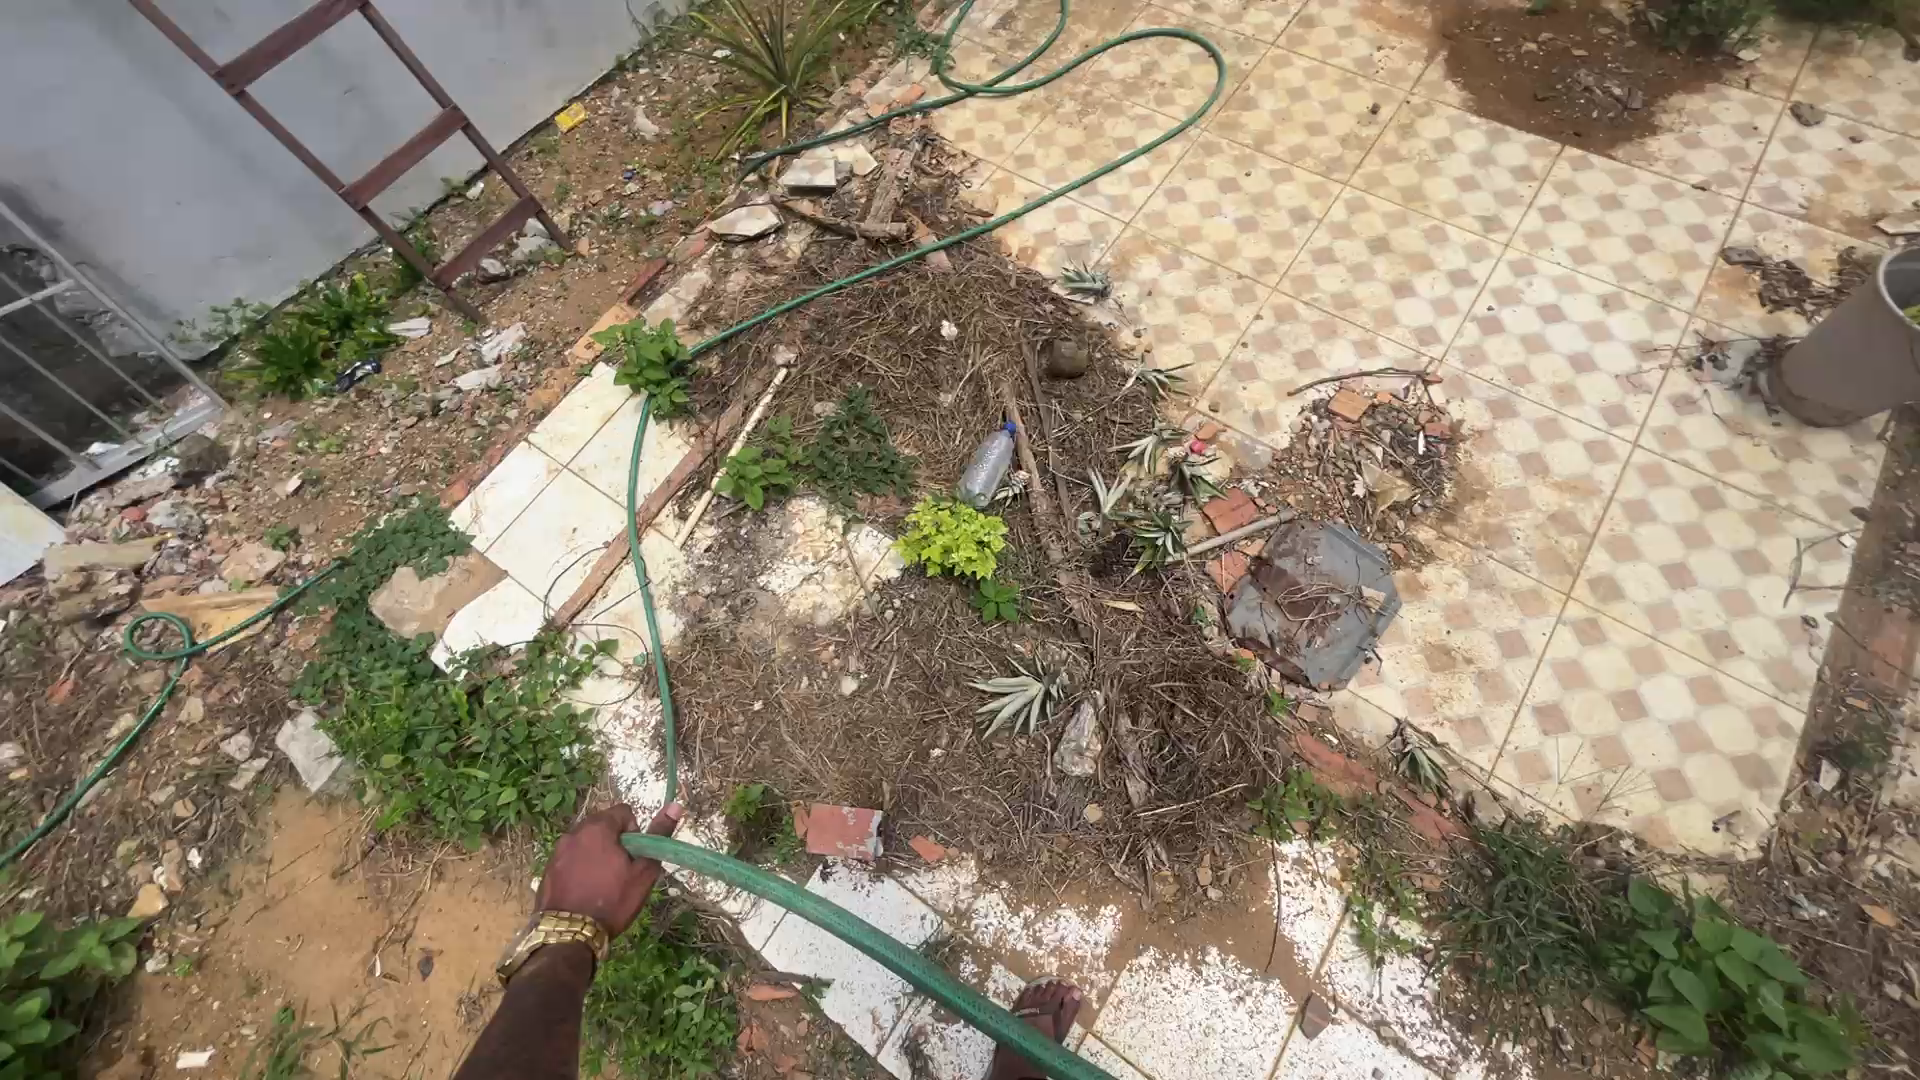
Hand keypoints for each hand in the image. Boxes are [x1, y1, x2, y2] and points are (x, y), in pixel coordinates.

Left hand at [537, 802, 681, 936]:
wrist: (569, 937)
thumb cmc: (612, 900)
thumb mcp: (644, 870)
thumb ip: (659, 835)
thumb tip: (675, 805)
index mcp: (597, 828)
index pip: (624, 812)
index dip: (635, 833)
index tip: (633, 857)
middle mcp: (573, 833)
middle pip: (603, 826)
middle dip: (615, 842)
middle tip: (621, 871)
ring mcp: (557, 853)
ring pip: (586, 843)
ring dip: (597, 854)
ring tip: (602, 883)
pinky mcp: (547, 871)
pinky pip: (571, 859)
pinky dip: (580, 867)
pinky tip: (585, 890)